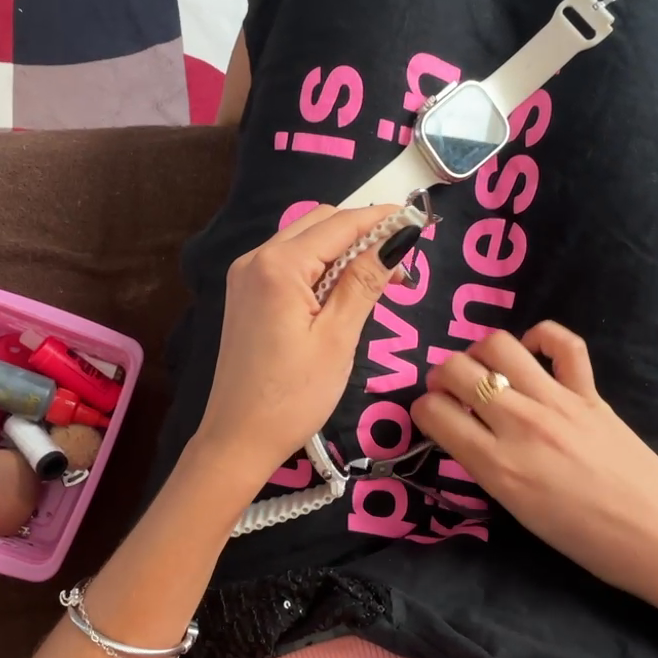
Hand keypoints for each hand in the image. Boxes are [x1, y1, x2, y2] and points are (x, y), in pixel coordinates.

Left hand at [196, 205, 409, 477]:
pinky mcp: (245, 295)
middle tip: (400, 265)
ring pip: (304, 242)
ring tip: (378, 281)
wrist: (238, 438)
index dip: (381, 219)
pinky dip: (319, 267)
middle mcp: (255, 259)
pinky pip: (289, 264)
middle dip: (362, 234)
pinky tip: (342, 293)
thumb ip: (365, 282)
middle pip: (319, 224)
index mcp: (278, 266)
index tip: (419, 221)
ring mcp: (246, 276)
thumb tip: (396, 238)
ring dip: (342, 250)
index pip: (339, 224)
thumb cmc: (293, 396)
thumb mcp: (337, 338)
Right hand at [409, 322, 657, 610]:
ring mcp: (557, 402)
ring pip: (498, 345)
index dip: (422, 410)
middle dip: (440, 376)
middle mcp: (520, 424)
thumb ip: (485, 467)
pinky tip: (532, 352)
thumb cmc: (585, 540)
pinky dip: (541, 336)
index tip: (431, 418)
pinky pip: (563, 344)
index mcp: (496, 465)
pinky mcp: (590, 392)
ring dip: (479, 352)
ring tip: (484, 370)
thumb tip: (465, 434)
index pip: (434, 412)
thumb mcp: (517, 511)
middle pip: (456, 370)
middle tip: (450, 392)